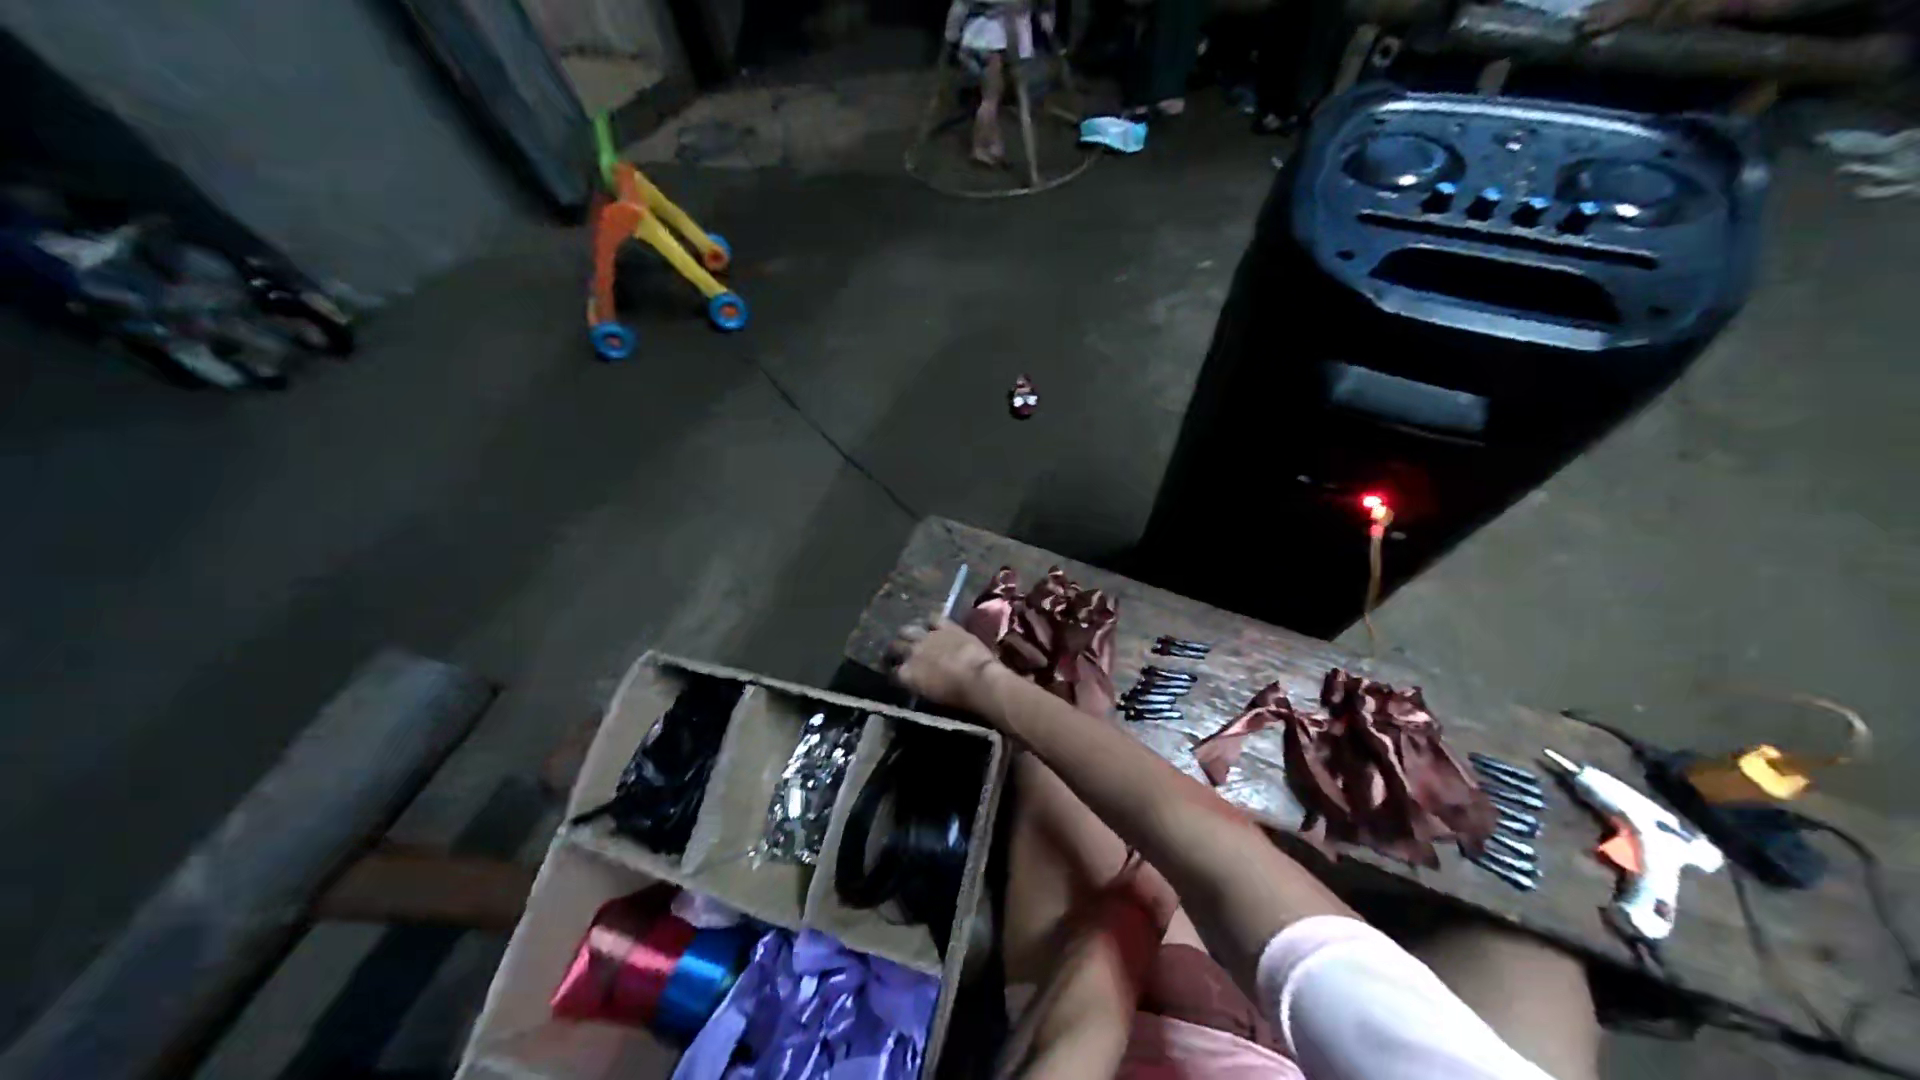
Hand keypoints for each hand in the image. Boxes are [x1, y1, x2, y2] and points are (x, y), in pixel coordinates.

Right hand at [891, 619, 1002, 710]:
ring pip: (907, 629)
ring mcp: (927, 637)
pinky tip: (932, 623)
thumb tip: (915, 678)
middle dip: (895, 649)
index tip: (897, 671)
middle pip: (894, 647)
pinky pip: (932, 618)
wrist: (977, 678)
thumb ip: (917, 683)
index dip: (894, 670)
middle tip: (900, 651)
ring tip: (912, 635)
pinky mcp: (945, 626)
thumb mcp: (930, 695)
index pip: (892, 671)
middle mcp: (911, 653)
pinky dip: (931, 621)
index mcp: (906, 674)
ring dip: (908, 633)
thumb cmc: (957, 696)